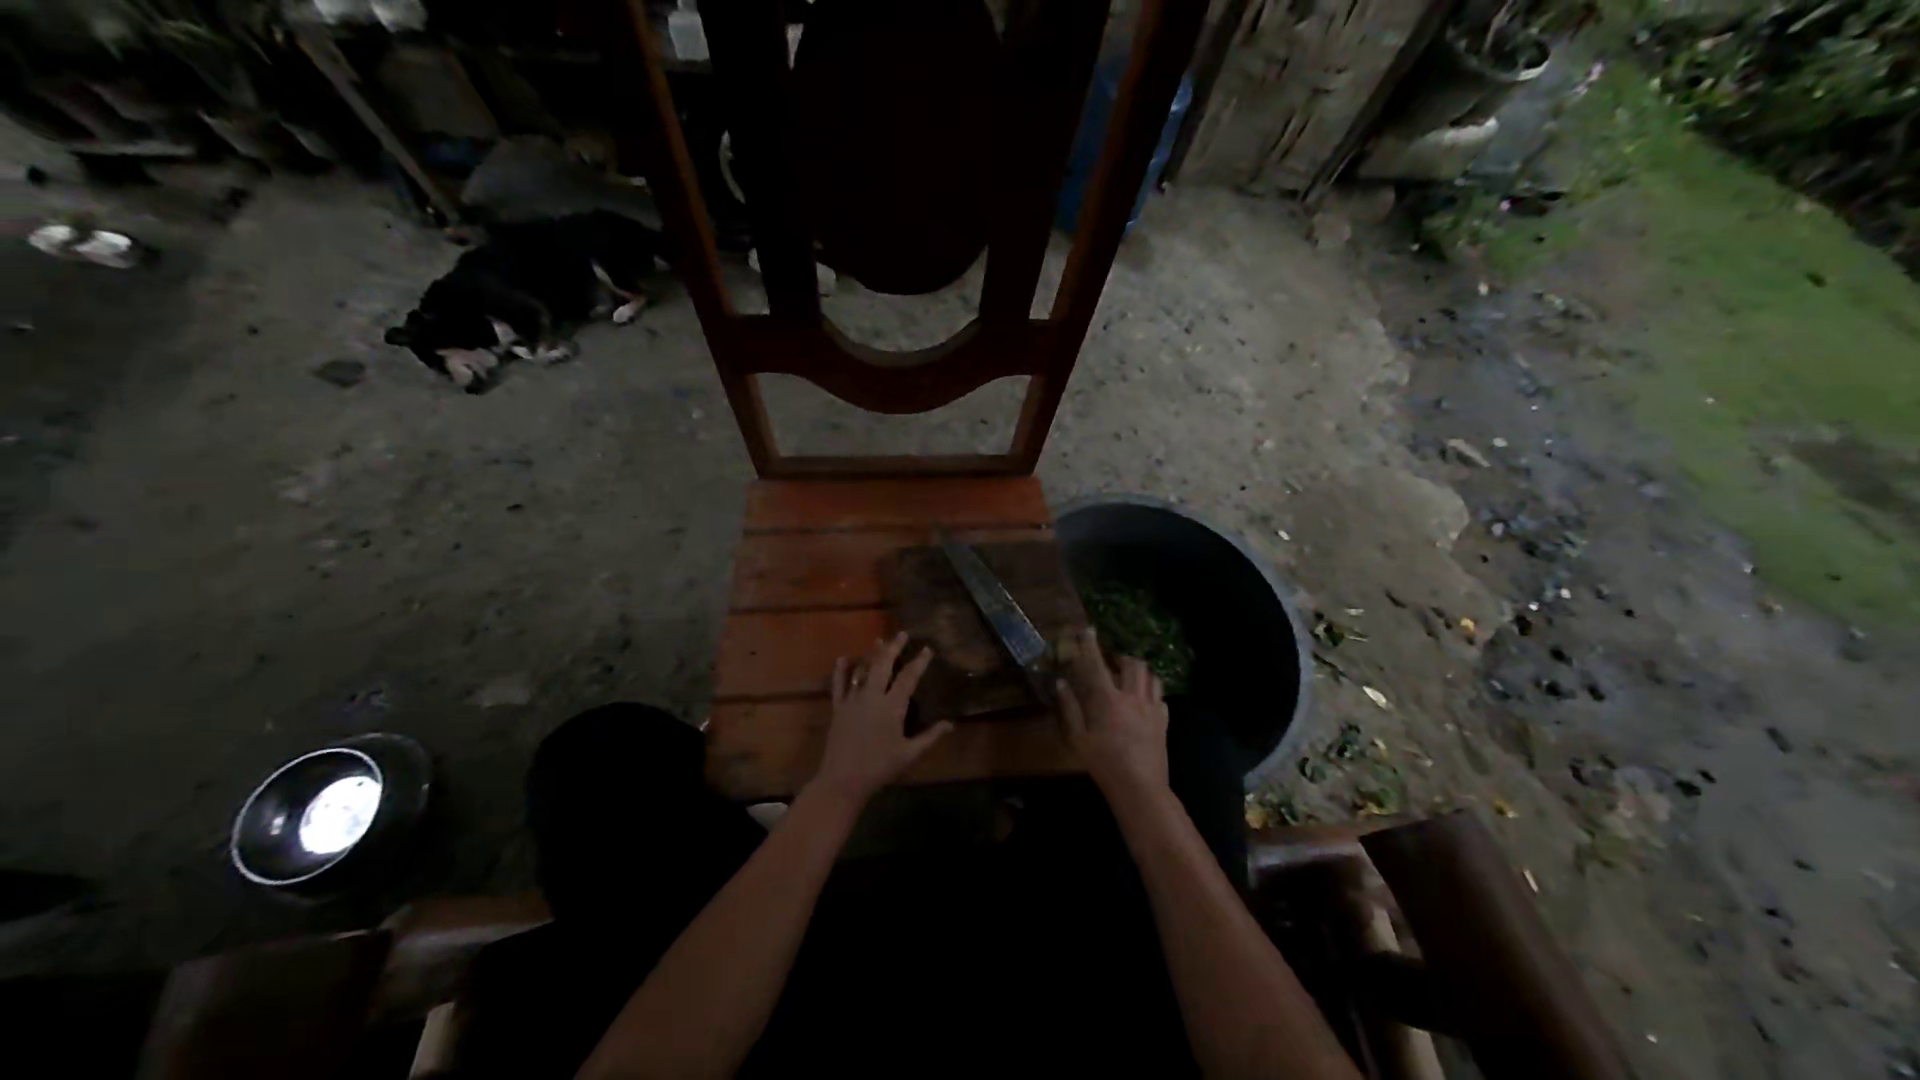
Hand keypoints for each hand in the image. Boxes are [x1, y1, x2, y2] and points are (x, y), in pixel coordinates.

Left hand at [810, 632, 952, 806]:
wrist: (843, 779)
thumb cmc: (880, 767)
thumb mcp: (910, 754)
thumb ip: (930, 737)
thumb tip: (951, 724)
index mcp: (892, 706)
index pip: (909, 677)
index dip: (919, 662)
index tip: (927, 649)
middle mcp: (872, 696)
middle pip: (884, 665)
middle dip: (894, 647)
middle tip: (902, 634)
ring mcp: (853, 700)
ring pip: (863, 670)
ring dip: (872, 654)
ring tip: (879, 640)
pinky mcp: (838, 708)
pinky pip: (839, 685)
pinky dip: (841, 671)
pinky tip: (843, 658)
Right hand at [1057, 627, 1169, 795]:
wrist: (1140, 788)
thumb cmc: (1104, 764)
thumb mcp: (1078, 739)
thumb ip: (1070, 708)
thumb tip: (1062, 683)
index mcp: (1108, 701)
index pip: (1097, 665)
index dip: (1091, 646)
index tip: (1088, 630)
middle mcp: (1133, 698)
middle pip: (1133, 664)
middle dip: (1121, 657)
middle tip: (1112, 661)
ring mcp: (1152, 709)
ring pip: (1151, 677)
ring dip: (1139, 672)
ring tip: (1129, 677)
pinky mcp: (1164, 722)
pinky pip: (1160, 697)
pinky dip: (1151, 692)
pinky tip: (1143, 701)